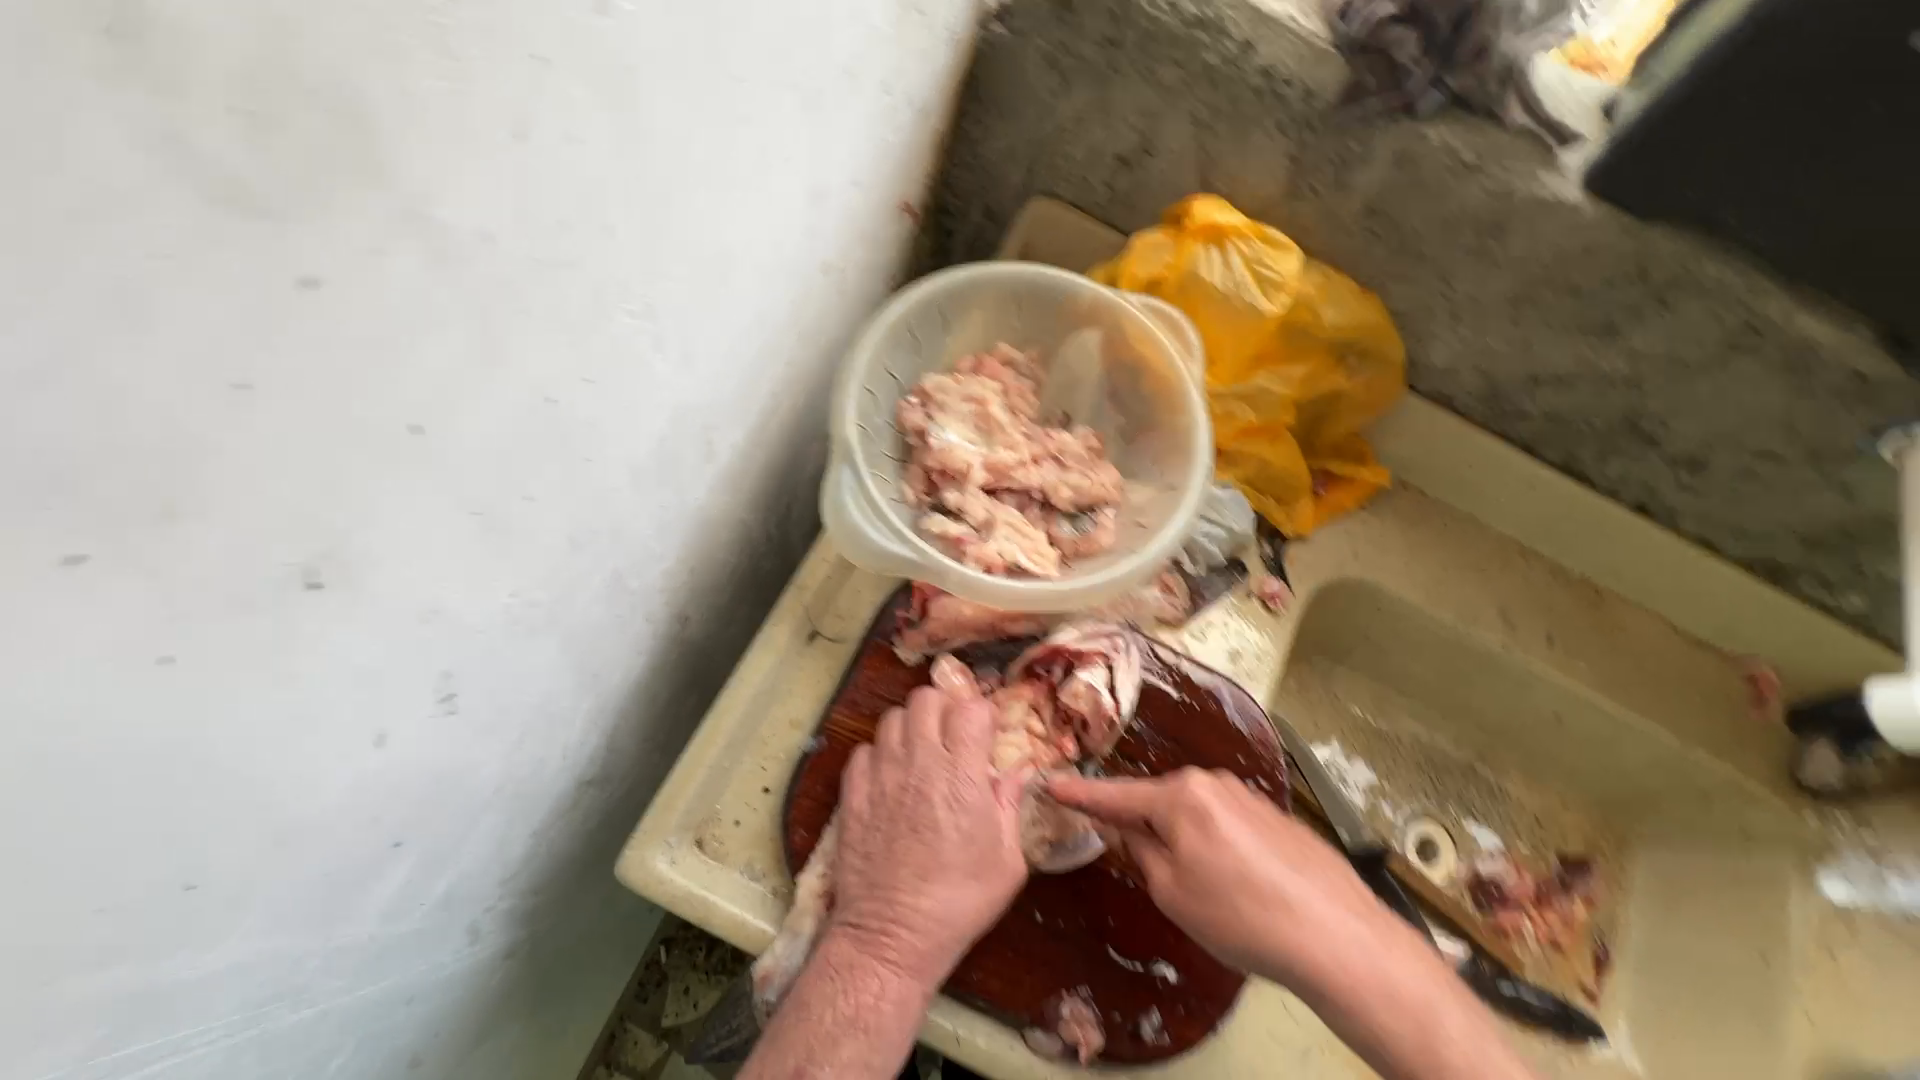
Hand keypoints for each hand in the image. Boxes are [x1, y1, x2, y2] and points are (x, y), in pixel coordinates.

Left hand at [829, 686, 1029, 986]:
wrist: (892, 935)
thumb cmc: (960, 901)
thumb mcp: (1007, 860)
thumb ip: (1011, 805)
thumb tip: (1019, 771)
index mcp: (963, 774)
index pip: (970, 707)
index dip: (980, 712)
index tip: (986, 733)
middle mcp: (920, 762)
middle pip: (926, 698)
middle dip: (944, 707)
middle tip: (953, 735)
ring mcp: (881, 774)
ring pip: (892, 717)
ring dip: (911, 727)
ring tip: (921, 753)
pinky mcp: (852, 792)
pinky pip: (863, 749)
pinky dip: (880, 754)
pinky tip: (891, 778)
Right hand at [1047, 767, 1392, 982]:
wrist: (1337, 936)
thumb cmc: (1240, 916)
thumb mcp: (1171, 890)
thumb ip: (1138, 849)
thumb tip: (1120, 824)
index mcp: (1180, 796)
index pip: (1116, 794)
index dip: (1081, 794)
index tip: (1052, 784)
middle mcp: (1213, 784)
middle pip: (1158, 801)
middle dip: (1141, 825)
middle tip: (1137, 863)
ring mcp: (1248, 797)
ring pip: (1194, 814)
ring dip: (1180, 838)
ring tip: (1198, 889)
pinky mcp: (1275, 817)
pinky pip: (1225, 824)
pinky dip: (1213, 845)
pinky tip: (1234, 884)